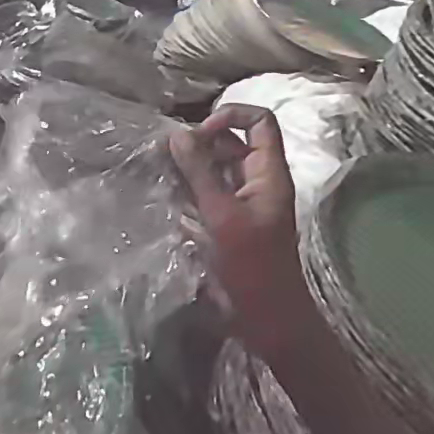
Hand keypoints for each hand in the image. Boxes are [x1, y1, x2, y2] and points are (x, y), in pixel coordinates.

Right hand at [169, 105, 314, 358]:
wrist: (268, 318)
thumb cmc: (251, 266)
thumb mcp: (222, 216)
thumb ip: (200, 173)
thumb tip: (178, 134)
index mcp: (269, 172)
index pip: (260, 121)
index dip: (230, 116)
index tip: (199, 134)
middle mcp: (260, 180)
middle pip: (235, 141)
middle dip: (203, 141)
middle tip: (170, 155)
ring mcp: (246, 200)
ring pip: (221, 166)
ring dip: (194, 165)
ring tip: (164, 172)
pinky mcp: (233, 219)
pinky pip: (213, 190)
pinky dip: (194, 187)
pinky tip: (171, 194)